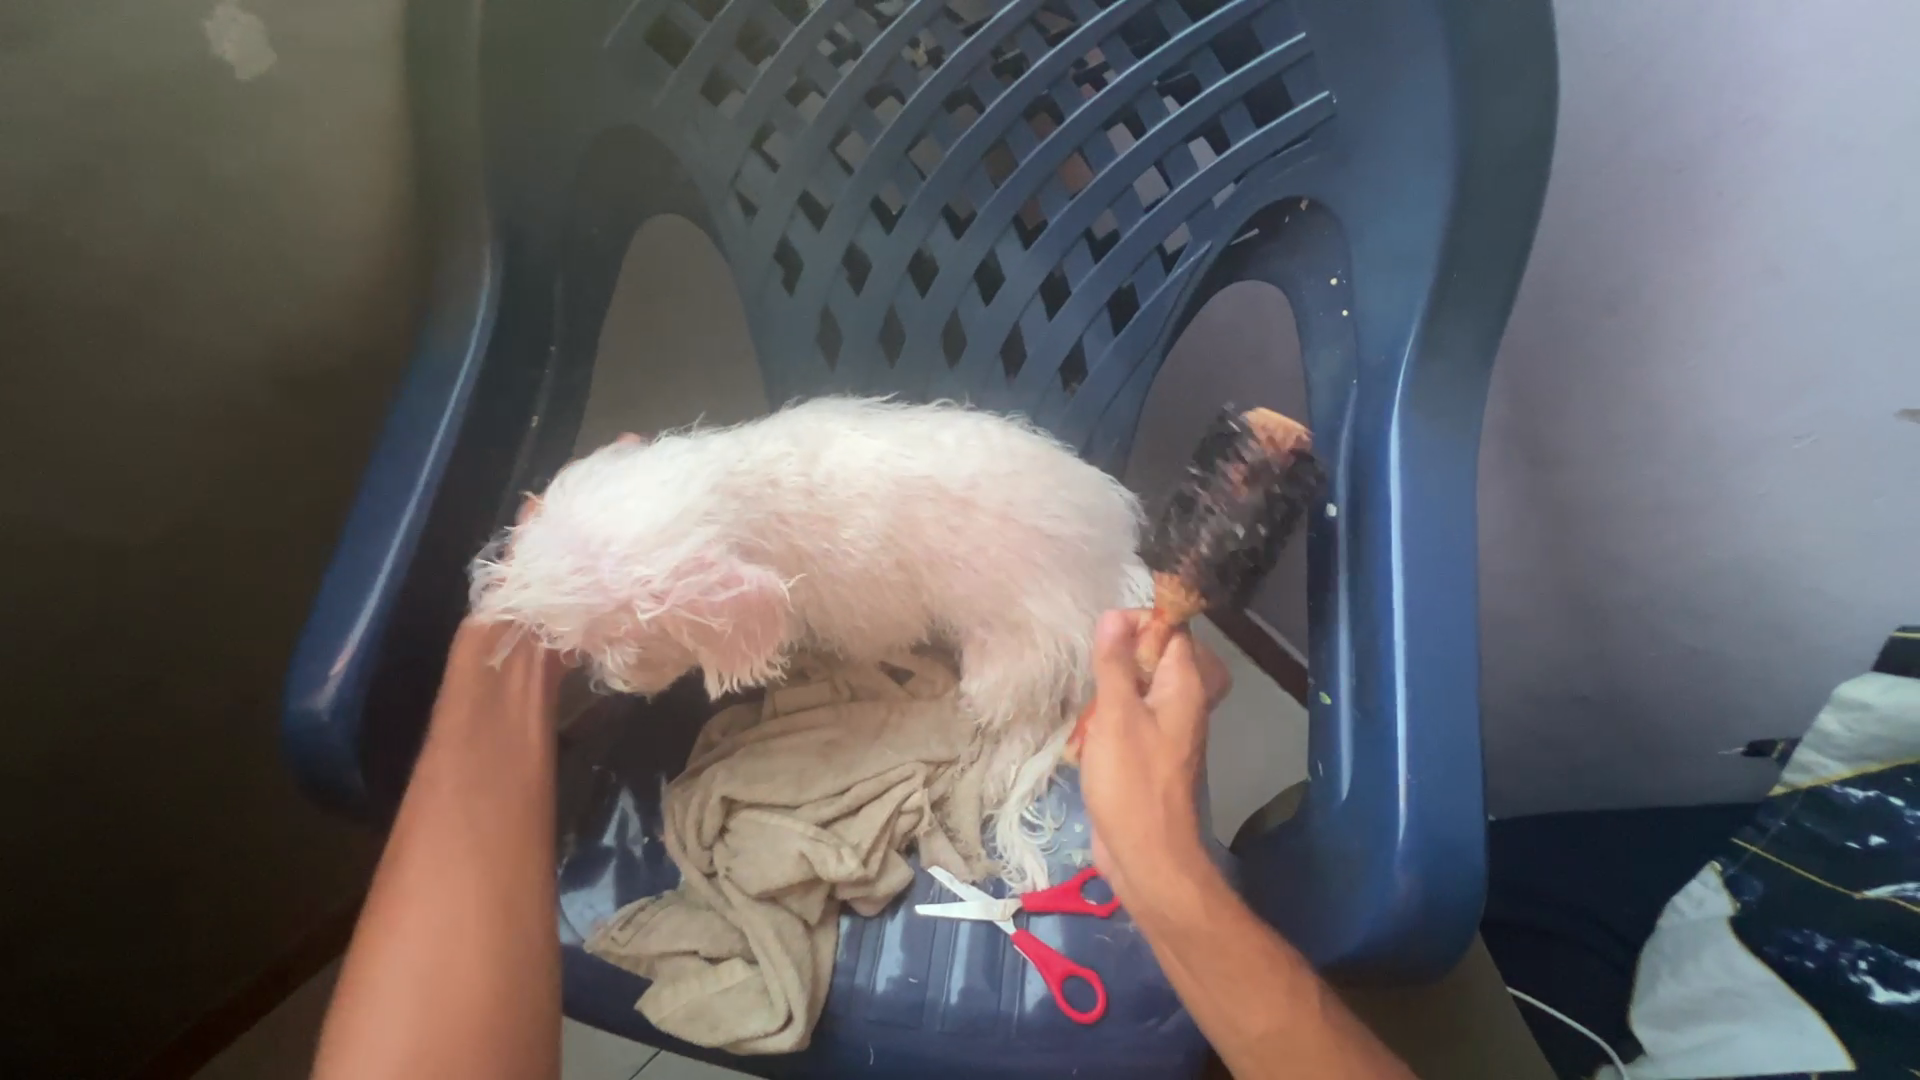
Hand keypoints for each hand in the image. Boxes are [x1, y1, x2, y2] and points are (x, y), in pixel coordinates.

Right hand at [1078, 610, 1230, 910]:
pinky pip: (1130, 716)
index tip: (1106, 632)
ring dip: (1112, 686)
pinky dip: (1110, 714)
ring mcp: (1165, 729)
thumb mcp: (1116, 714)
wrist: (1145, 855)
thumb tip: (1113, 615)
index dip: (1142, 622)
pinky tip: (1089, 728)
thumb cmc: (1131, 781)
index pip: (1173, 631)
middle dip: (1122, 655)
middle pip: (1156, 657)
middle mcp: (1182, 703)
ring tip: (1090, 698)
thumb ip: (1115, 664)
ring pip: (1139, 687)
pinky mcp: (1147, 752)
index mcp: (1184, 688)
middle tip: (1096, 666)